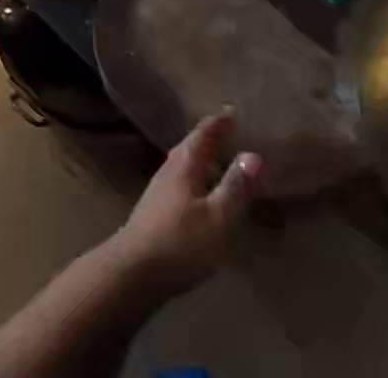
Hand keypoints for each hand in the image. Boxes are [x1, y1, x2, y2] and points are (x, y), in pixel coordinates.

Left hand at [107, 113, 264, 294]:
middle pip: (191, 147)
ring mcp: (158, 191)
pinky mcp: (154, 212)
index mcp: (184, 164)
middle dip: (209, 139)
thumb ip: (236, 187)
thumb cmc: (179, 241)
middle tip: (229, 135)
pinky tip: (202, 198)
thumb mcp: (217, 217)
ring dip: (202, 161)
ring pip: (184, 166)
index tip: (233, 113)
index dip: (219, 122)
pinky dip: (195, 181)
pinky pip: (180, 184)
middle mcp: (169, 171)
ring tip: (220, 165)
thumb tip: (255, 155)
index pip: (203, 133)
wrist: (132, 273)